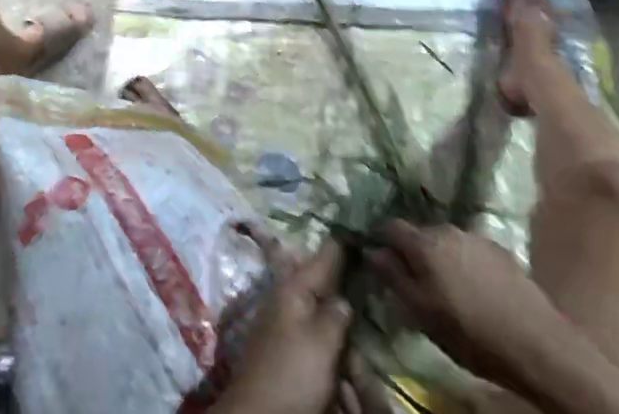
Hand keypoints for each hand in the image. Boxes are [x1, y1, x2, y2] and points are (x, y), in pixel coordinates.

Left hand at [214, 230, 353, 413]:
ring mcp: (281, 318)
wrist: (255, 413)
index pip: (326, 253)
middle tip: (363, 257)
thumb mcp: (323, 341)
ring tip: (354, 289)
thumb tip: (343, 297)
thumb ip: (337, 313)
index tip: (362, 225)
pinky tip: (337, 327)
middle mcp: (285, 294)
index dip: (345, 239)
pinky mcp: (282, 342)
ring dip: (332, 296)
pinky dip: (324, 321)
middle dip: (338, 267)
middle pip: (319, 275)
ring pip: (314, 298)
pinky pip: (310, 322)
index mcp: (294, 285)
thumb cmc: (291, 372)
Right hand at [367, 220, 558, 386]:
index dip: (380, 239)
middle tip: (411, 281)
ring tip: (444, 288)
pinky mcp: (500, 250)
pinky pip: (469, 250)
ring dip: (439, 257)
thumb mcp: (420, 312)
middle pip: (420, 233)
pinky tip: (472, 290)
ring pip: (445, 241)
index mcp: (425, 243)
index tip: (376, 257)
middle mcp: (449, 230)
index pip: (391, 226)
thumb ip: (393, 277)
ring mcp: (477, 237)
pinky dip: (462, 263)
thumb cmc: (468, 333)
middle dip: (411, 251)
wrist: (535, 342)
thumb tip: (372, 250)